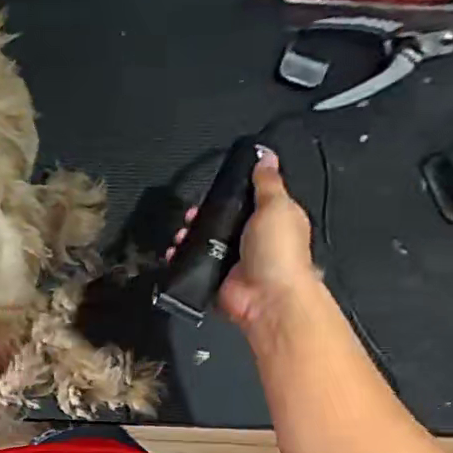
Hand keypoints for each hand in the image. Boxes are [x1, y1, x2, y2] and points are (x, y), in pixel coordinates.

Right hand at [163, 146, 318, 326]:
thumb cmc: (279, 251)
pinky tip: (173, 253)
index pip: (246, 201)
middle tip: (190, 215)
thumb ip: (267, 181)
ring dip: (188, 238)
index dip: (229, 194)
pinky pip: (193, 266)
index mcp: (270, 220)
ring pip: (203, 244)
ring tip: (180, 235)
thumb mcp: (276, 206)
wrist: (266, 297)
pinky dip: (180, 260)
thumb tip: (266, 156)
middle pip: (220, 222)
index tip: (212, 190)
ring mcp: (231, 262)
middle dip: (201, 216)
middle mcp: (250, 241)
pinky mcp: (214, 280)